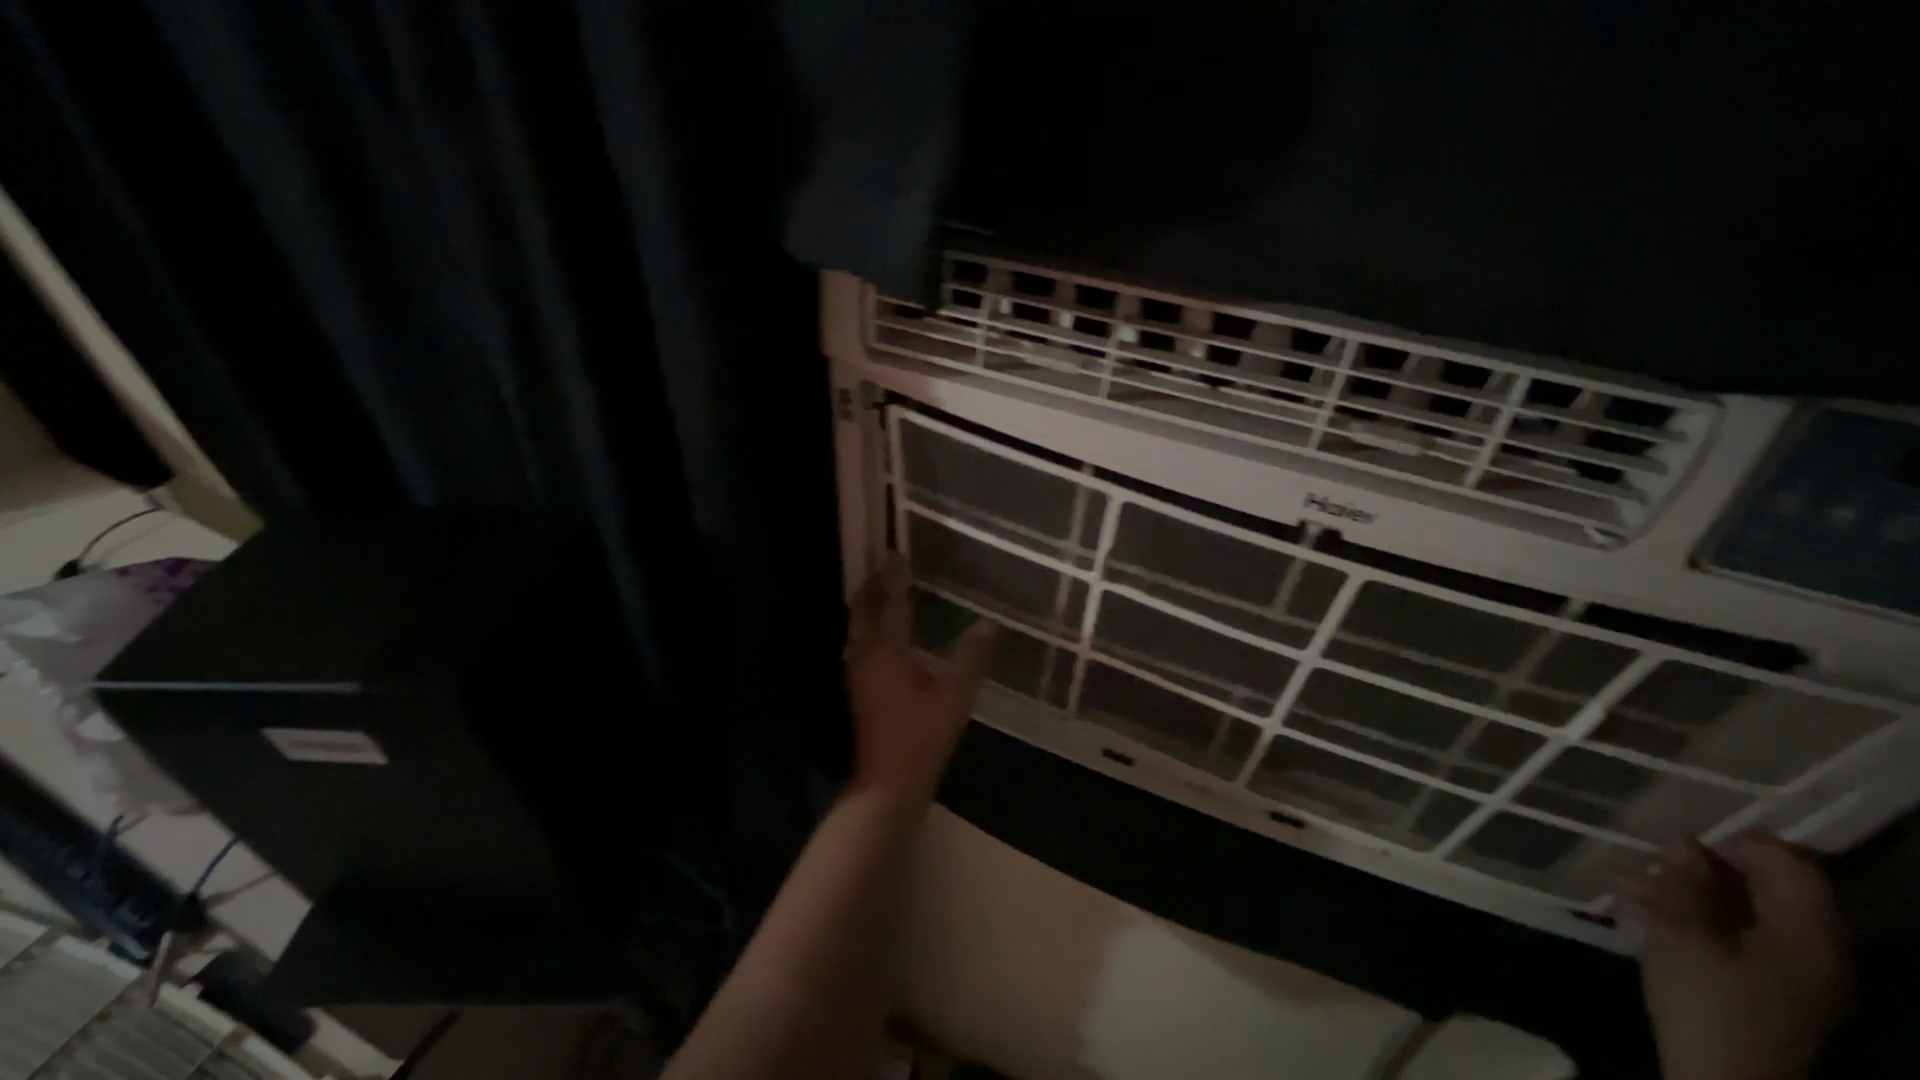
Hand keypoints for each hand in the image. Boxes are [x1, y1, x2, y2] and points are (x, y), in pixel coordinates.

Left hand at [843, 554, 996, 800]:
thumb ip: (970, 658)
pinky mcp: (860, 690)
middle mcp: (865, 656)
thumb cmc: (921, 737)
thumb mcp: (954, 697)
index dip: (893, 577)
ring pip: (856, 629)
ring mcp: (858, 674)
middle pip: (863, 612)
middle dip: (871, 586)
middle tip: (882, 566)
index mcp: (886, 652)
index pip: (890, 604)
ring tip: (879, 591)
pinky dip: (866, 627)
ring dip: (866, 606)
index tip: (896, 552)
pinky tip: (880, 635)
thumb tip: (988, 623)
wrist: (888, 782)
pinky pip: (858, 645)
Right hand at [1622, 834, 1850, 1079]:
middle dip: (1708, 870)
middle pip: (1771, 893)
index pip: (1793, 870)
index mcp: (1810, 936)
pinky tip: (1650, 917)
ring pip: (1748, 917)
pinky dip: (1700, 923)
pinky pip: (1741, 943)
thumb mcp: (1682, 936)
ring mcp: (1796, 979)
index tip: (1690, 836)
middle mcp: (1816, 953)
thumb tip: (1682, 843)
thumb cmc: (1707, 1004)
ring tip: (1634, 887)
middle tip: (1657, 859)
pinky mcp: (1770, 997)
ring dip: (1693, 896)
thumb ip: (1683, 885)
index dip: (1744, 844)